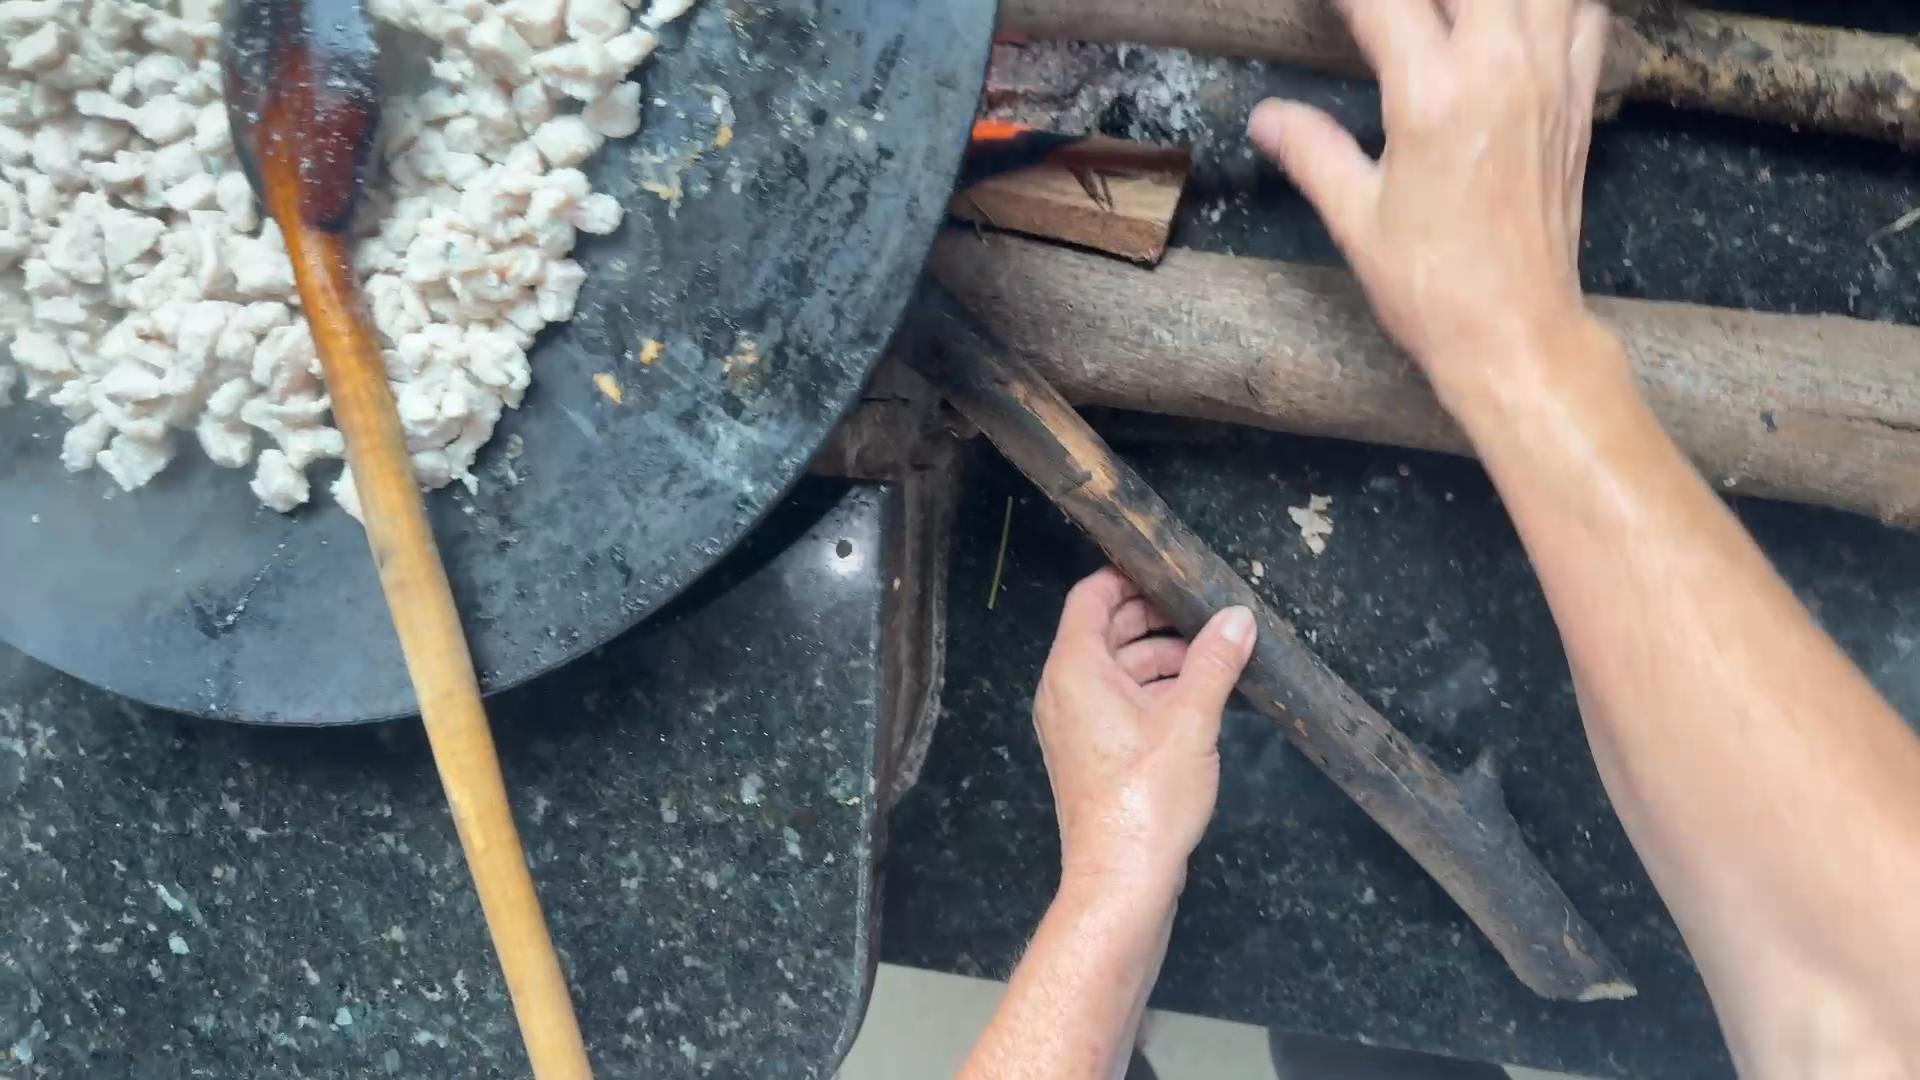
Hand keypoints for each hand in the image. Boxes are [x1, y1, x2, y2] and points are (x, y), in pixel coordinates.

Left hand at [1033, 568, 1256, 899]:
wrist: (1120, 878)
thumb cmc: (1148, 794)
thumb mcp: (1191, 720)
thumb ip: (1214, 662)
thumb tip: (1238, 616)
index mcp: (1074, 668)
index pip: (1090, 597)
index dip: (1126, 577)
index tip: (1169, 573)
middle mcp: (1063, 688)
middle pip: (1103, 630)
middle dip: (1152, 618)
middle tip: (1203, 614)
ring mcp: (1073, 721)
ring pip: (1114, 668)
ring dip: (1158, 657)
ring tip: (1211, 656)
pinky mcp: (1088, 748)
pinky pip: (1116, 699)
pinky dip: (1149, 689)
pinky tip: (1195, 696)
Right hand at [1247, 0, 1620, 414]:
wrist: (1509, 325)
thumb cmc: (1425, 283)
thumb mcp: (1354, 220)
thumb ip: (1312, 153)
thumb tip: (1264, 117)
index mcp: (1431, 99)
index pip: (1385, 4)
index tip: (1325, 6)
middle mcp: (1501, 66)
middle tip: (1380, 13)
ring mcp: (1552, 72)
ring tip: (1441, 19)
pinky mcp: (1581, 92)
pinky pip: (1580, 5)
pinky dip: (1542, 0)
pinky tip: (1507, 17)